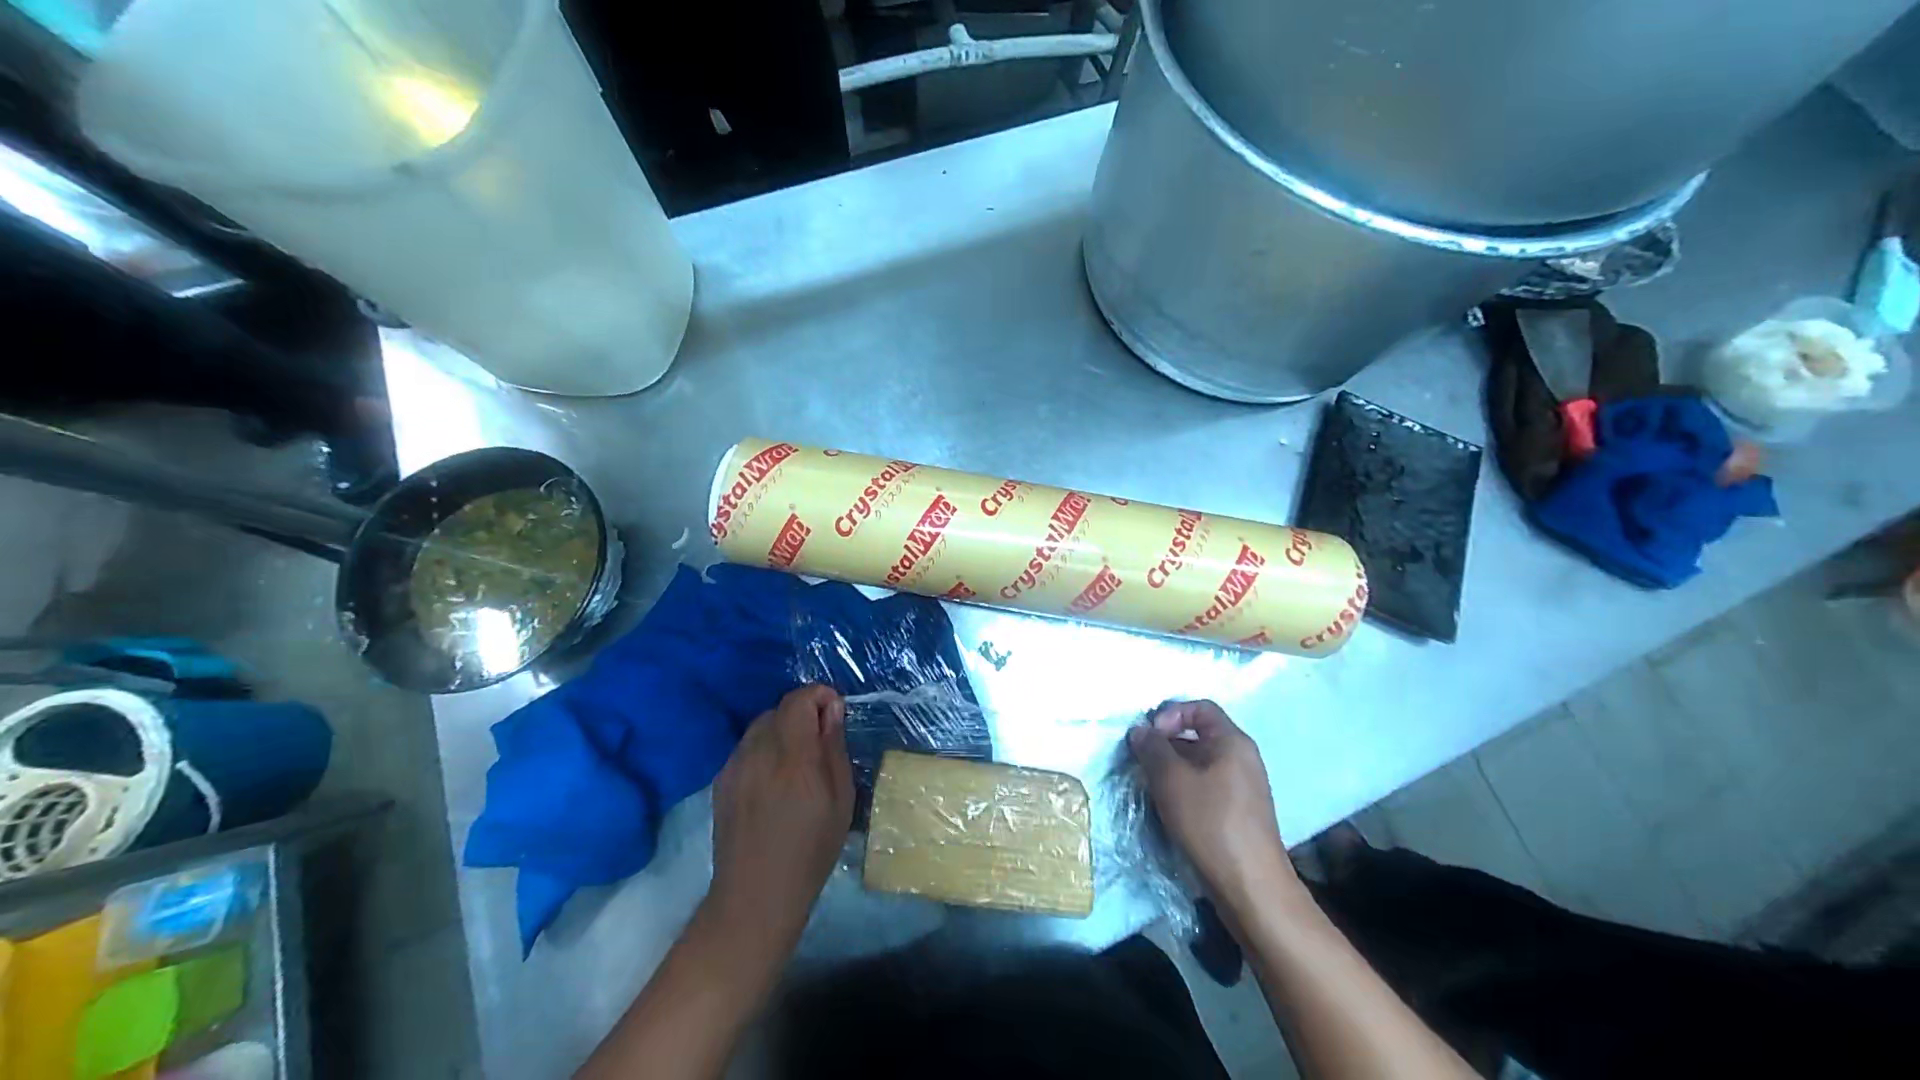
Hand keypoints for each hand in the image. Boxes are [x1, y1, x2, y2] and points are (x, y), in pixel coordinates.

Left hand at [710, 684, 853, 934]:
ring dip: (782, 732)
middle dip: (802, 715)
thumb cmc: (811, 850)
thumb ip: (834, 748)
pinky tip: (773, 783)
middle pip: (778, 709)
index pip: (799, 699)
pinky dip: (764, 751)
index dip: (820, 696)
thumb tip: (832, 710)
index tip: (835, 715)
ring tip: (796, 765)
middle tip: (820, 744)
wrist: (757, 895)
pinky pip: (746, 748)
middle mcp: (758, 752)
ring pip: (760, 727)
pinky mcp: (721, 781)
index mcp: (792, 756)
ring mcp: (734, 765)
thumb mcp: (841, 799)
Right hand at [1128, 700, 1299, 910]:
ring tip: (1151, 787)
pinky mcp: (1238, 812)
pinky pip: (1207, 786)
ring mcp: (1243, 786)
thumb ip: (1152, 748)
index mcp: (1233, 741)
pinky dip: (1185, 789)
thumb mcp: (1171, 779)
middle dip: (1166, 743)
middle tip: (1141, 763)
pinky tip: (1169, 808)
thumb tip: (1140, 731)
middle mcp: (1242, 758)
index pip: (1200, 708)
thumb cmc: (1210, 822)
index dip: (1170, 714)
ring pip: (1200, 763)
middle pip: (1198, 735)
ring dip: (1172, 769)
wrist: (1250, 885)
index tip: (1150, 737)